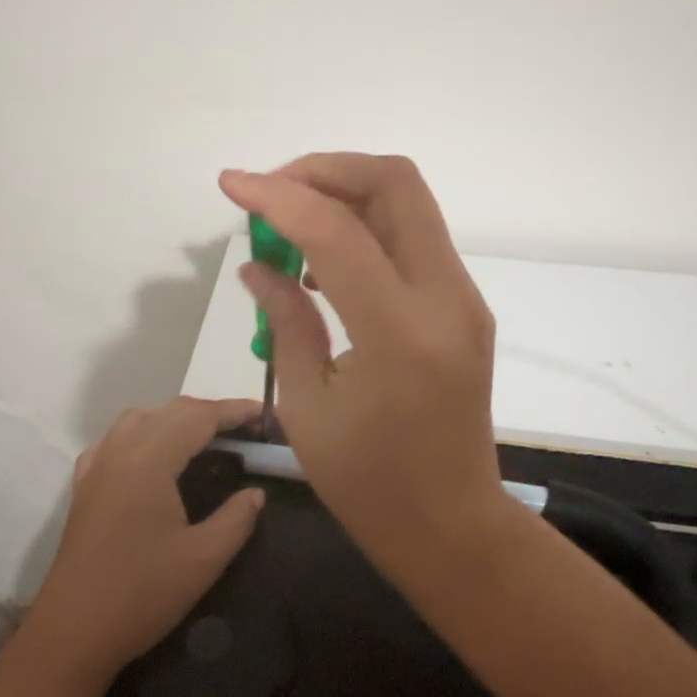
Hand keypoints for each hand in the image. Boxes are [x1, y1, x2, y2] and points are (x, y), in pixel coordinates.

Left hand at [28, 397, 265, 677]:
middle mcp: (119, 452)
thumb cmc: (142, 593)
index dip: (235, 411)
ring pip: (139, 420)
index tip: (267, 415)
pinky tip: (154, 456)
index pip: (198, 417)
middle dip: (210, 412)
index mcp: (149, 461)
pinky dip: (143, 434)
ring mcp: (96, 468)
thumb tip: (255, 493)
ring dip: (176, 419)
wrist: (74, 631)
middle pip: (169, 411)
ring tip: (206, 438)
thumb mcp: (204, 559)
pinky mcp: (84, 488)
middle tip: (247, 430)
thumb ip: (236, 519)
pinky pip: (115, 441)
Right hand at [219, 154, 503, 534]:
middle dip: (325, 171)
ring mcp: (464, 301)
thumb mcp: (307, 406)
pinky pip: (417, 241)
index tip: (231, 185)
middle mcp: (446, 300)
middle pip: (395, 184)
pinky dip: (369, 230)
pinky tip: (326, 265)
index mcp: (400, 333)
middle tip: (272, 195)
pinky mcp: (465, 308)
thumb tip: (258, 265)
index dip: (278, 196)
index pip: (337, 231)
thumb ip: (286, 321)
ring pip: (409, 205)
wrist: (451, 524)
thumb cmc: (369, 485)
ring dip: (347, 196)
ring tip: (289, 230)